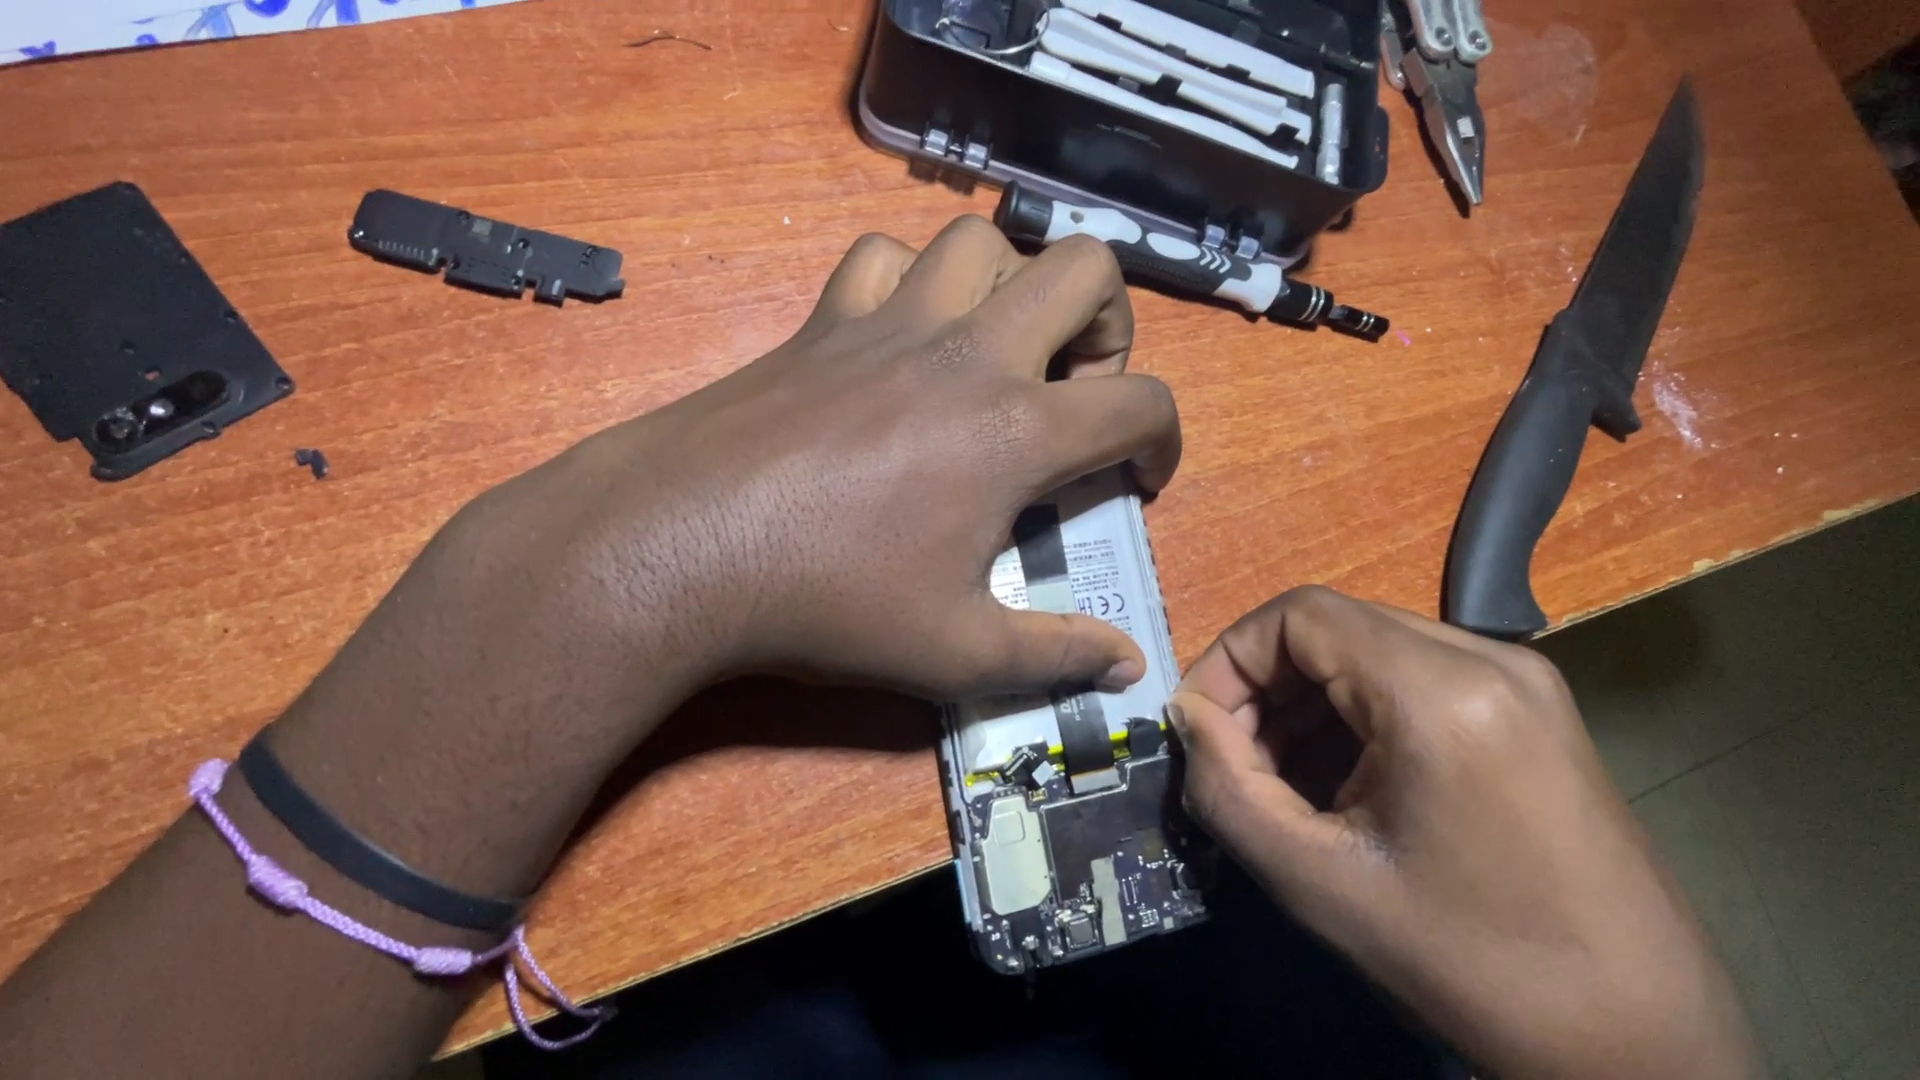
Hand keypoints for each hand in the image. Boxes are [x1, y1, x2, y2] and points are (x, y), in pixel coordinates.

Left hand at [421, 214, 1178, 726]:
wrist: (684, 549)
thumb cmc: (829, 603)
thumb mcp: (958, 653)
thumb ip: (1056, 656)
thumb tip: (1129, 665)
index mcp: (1016, 430)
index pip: (1142, 403)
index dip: (1163, 440)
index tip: (1137, 477)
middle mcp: (968, 353)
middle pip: (1085, 267)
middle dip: (1109, 323)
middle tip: (1076, 390)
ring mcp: (891, 322)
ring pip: (981, 242)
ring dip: (1010, 287)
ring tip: (994, 355)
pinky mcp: (824, 319)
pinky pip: (883, 258)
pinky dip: (910, 282)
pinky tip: (900, 340)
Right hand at [1168, 587, 1757, 1079]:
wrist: (1639, 1045)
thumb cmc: (1467, 963)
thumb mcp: (1315, 880)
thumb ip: (1225, 786)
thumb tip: (1188, 717)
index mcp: (1440, 691)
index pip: (1299, 615)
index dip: (1229, 658)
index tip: (1199, 726)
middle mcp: (1489, 660)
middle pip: (1334, 628)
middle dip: (1264, 686)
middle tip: (1235, 761)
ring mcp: (1523, 684)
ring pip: (1370, 652)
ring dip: (1306, 703)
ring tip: (1283, 780)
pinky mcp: (1534, 715)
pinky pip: (1413, 682)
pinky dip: (1355, 716)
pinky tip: (1343, 784)